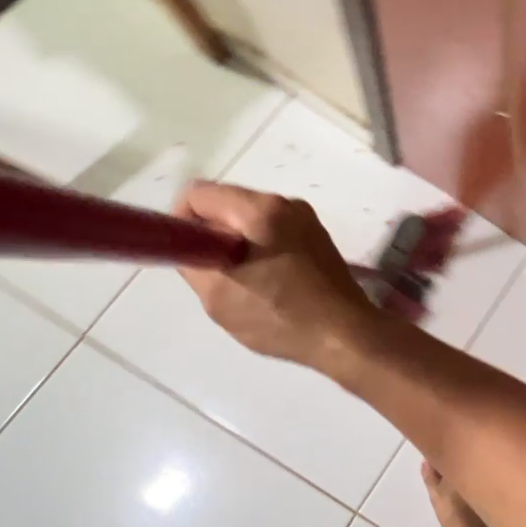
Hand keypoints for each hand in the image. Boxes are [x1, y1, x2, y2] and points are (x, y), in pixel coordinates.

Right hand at [174, 182, 376, 367]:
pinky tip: (267, 279)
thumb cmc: (278, 317)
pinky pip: (273, 227)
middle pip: (226, 201)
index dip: (182, 221)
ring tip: (244, 281)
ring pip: (249, 215)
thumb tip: (191, 241)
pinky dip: (259, 245)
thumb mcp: (217, 295)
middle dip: (212, 232)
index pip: (198, 193)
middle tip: (216, 273)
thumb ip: (193, 259)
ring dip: (236, 240)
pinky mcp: (317, 232)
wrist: (344, 333)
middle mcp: (286, 202)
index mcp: (260, 210)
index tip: (189, 254)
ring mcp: (305, 216)